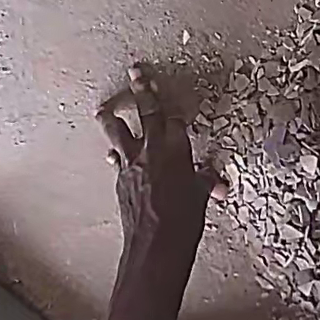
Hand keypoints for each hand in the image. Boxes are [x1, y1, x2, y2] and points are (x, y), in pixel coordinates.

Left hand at [97, 64, 216, 260]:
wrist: (155, 247)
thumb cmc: (184, 221)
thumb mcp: (201, 197)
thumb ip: (205, 182)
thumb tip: (216, 182)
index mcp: (175, 149)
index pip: (175, 119)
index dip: (174, 107)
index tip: (170, 94)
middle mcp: (152, 150)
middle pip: (147, 113)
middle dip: (142, 91)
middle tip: (136, 72)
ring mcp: (133, 164)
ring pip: (119, 132)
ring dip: (112, 119)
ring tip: (104, 109)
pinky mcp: (121, 180)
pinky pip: (117, 160)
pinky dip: (116, 154)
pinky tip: (112, 153)